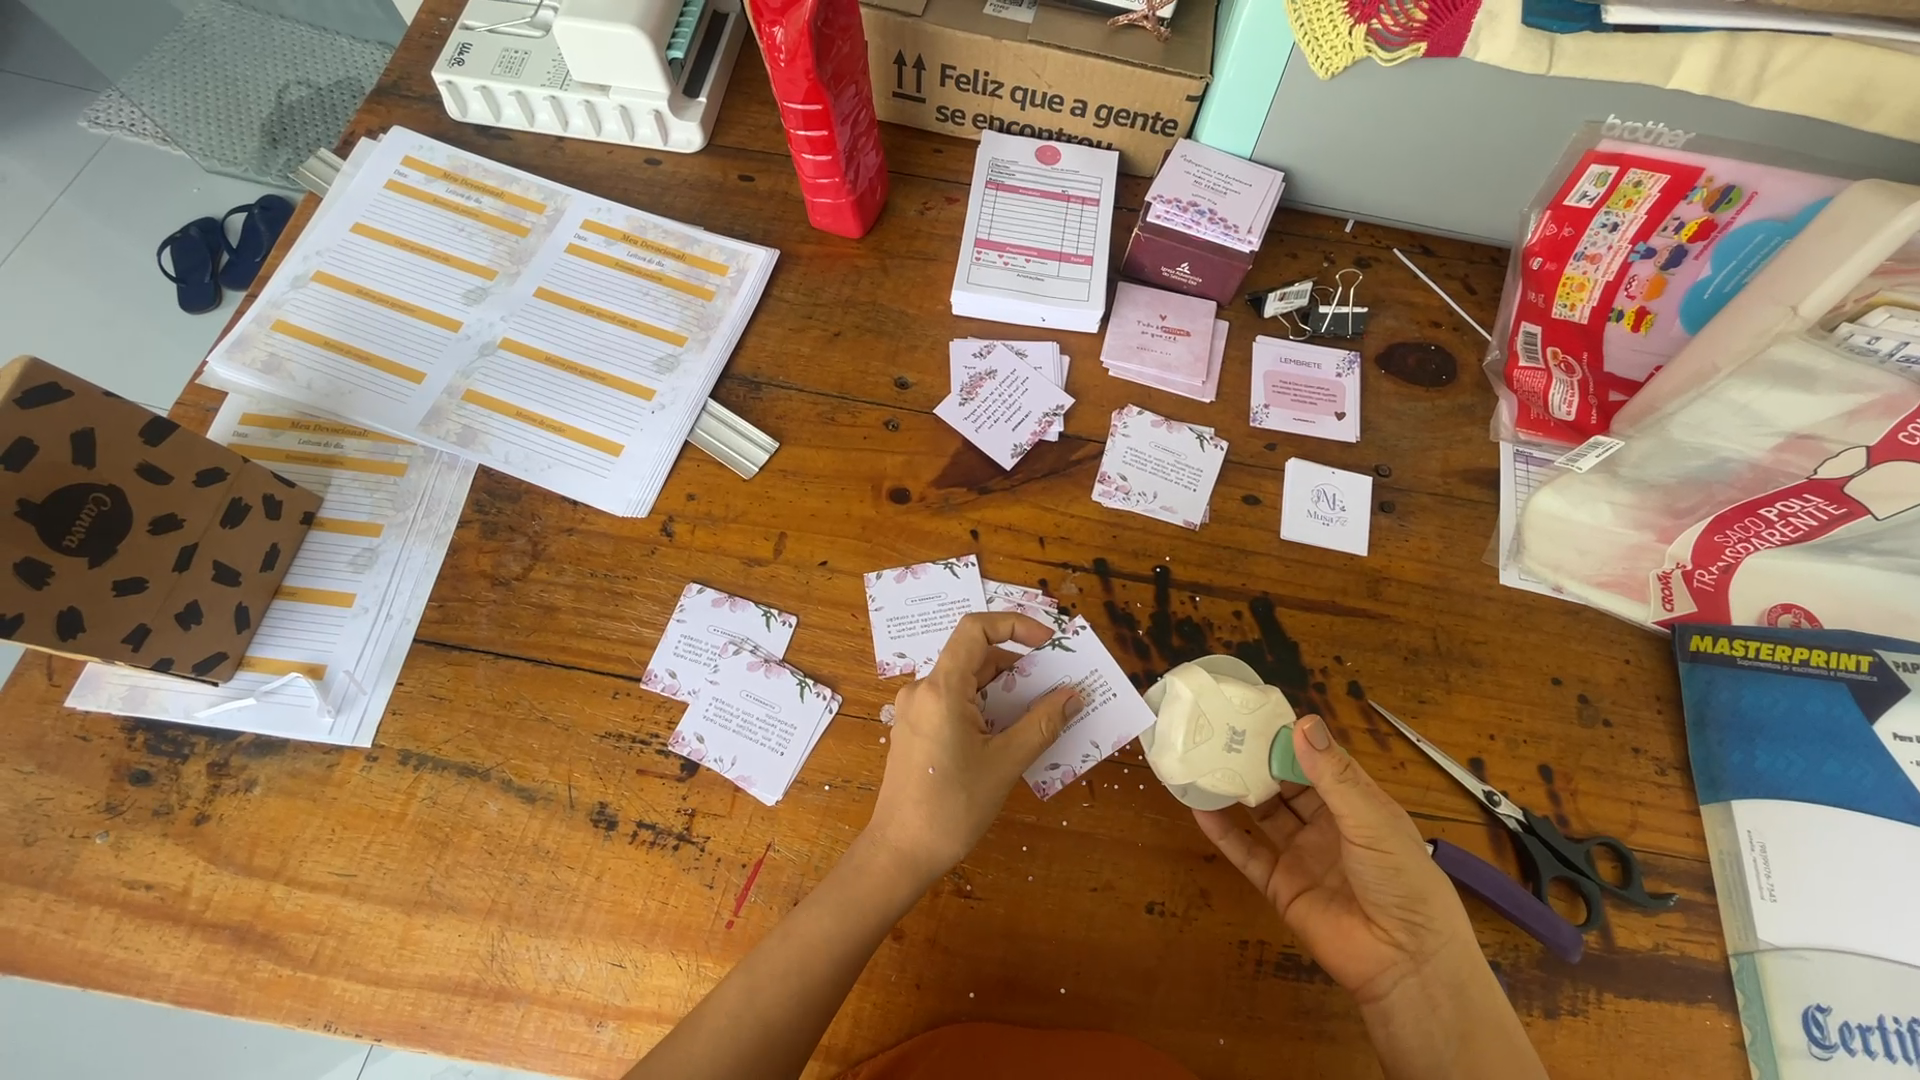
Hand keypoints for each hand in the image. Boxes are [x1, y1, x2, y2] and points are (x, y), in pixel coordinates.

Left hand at [863, 613, 1081, 887]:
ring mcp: (915, 709)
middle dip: (1018, 666)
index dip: (1014, 624)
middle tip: (1055, 686)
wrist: (900, 851)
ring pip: (966, 681)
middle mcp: (923, 689)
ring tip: (1040, 712)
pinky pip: (954, 702)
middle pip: (974, 656)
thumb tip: (1073, 695)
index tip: (1047, 643)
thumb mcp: (1005, 763)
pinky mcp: (915, 728)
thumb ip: (1041, 723)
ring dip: (1004, 689)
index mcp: (941, 689)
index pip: (975, 629)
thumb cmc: (953, 807)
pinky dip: (985, 706)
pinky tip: (1009, 732)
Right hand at [1193, 716, 1476, 1006]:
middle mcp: (1328, 826)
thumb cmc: (1402, 882)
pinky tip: (1200, 808)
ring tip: (1206, 761)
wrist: (1404, 963)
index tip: (1257, 713)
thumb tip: (1302, 723)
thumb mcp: (1372, 821)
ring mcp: (1301, 856)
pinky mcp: (1280, 886)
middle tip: (1223, 732)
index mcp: (1358, 805)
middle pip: (1286, 785)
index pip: (1319, 761)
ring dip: (1238, 790)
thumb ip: (1333, 775)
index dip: (1291, 738)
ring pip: (1263, 814)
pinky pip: (1246, 853)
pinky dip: (1223, 832)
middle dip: (1259, 760)